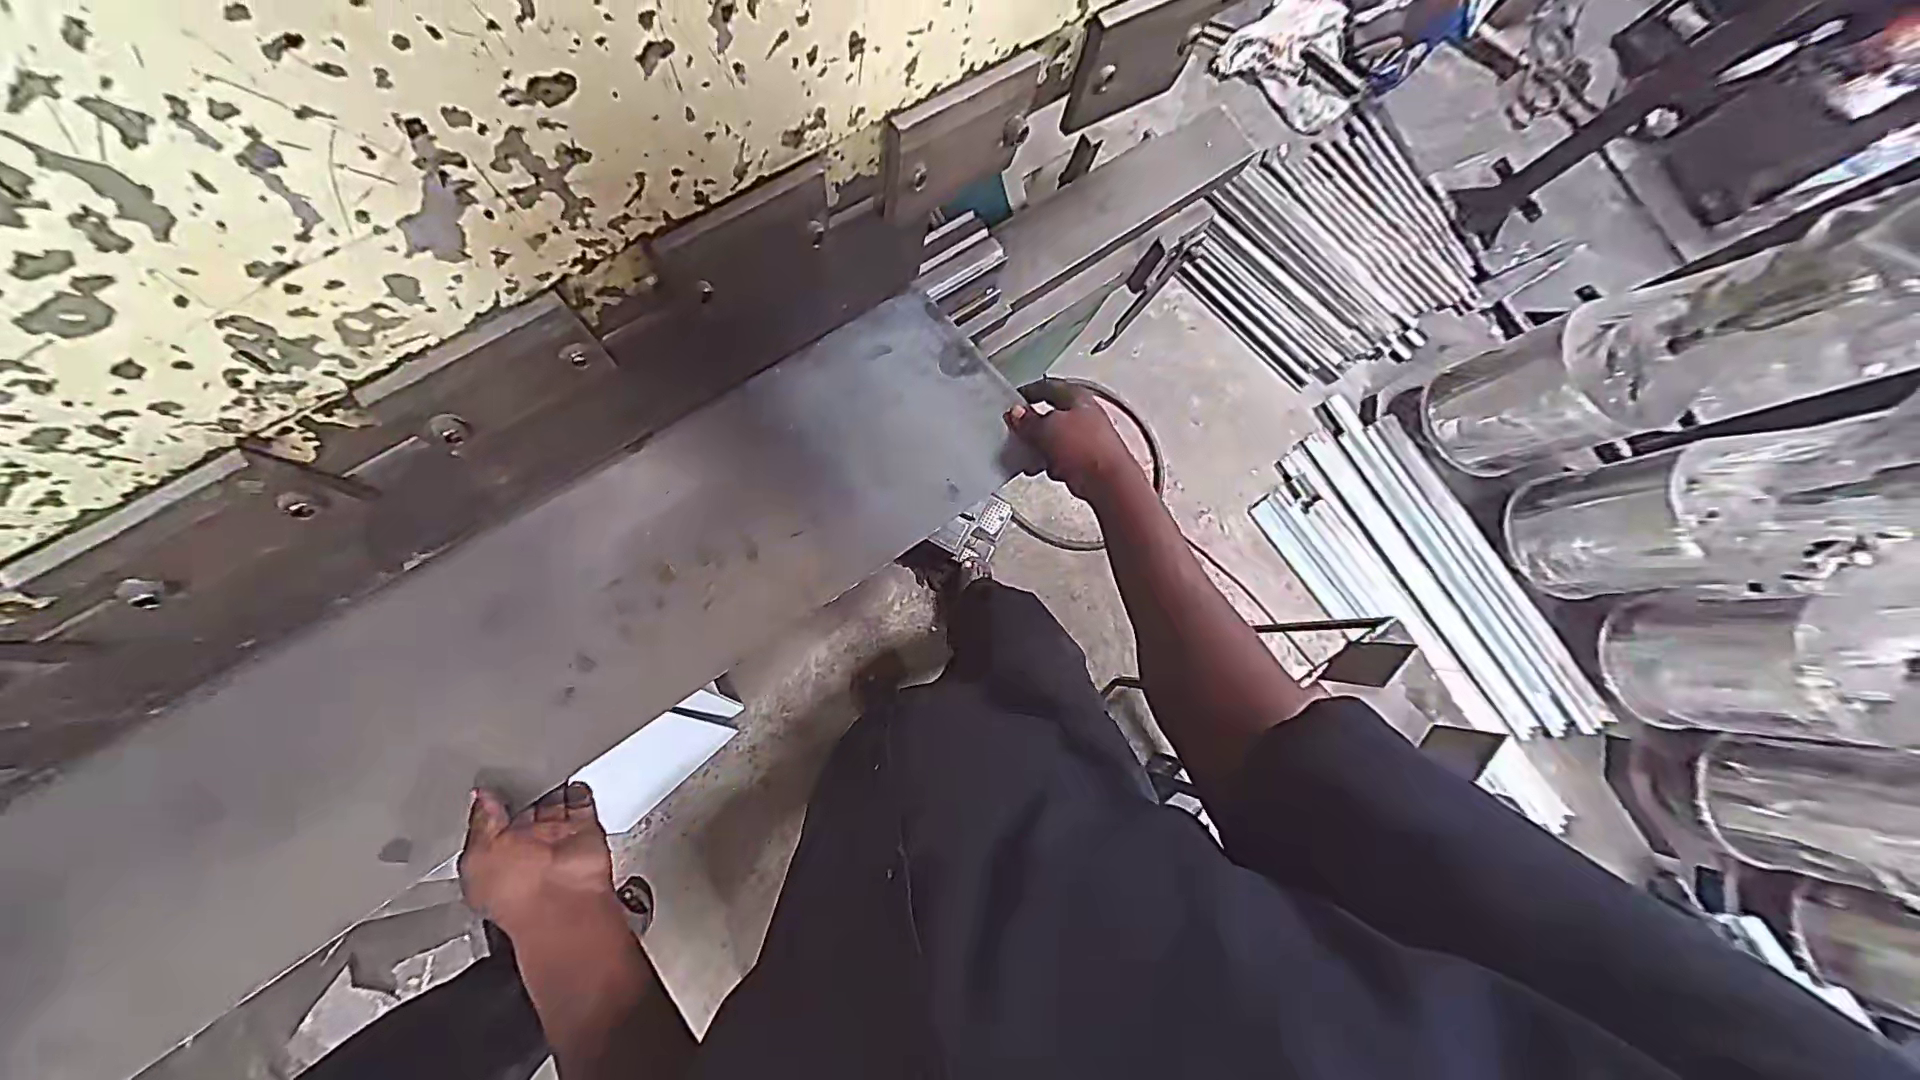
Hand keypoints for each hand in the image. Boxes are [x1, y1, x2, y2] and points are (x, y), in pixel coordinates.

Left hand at [459, 782, 619, 939]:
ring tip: (544, 767)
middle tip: (518, 771)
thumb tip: (481, 797)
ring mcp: (556, 840)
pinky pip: (581, 805)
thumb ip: (483, 821)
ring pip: (553, 805)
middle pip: (525, 812)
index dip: (489, 804)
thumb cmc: (517, 893)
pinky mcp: (583, 831)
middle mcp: (525, 850)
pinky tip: (570, 781)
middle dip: (523, 791)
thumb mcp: (481, 854)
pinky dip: (578, 791)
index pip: (490, 825)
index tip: (488, 783)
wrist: (565, 899)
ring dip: (551, 788)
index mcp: (493, 859)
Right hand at [1005, 380, 1143, 503]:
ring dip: (1042, 448)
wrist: (1107, 482)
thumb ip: (1028, 421)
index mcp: (1078, 398)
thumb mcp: (1046, 429)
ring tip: (1032, 455)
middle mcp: (1087, 415)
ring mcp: (1090, 439)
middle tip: (1020, 432)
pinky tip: (1048, 469)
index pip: (1049, 387)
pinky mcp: (1090, 461)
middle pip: (1053, 415)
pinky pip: (1064, 458)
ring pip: (1058, 439)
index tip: (1016, 400)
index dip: (1029, 392)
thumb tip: (1017, 414)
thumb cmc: (1087, 449)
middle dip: (1034, 426)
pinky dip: (1053, 463)